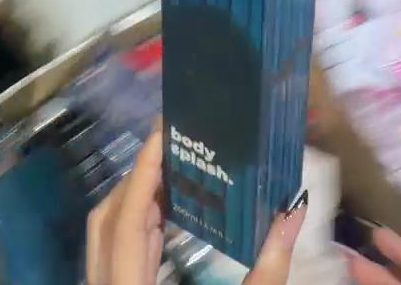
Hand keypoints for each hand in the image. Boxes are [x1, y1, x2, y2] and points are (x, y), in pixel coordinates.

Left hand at [85, 127, 311, 284]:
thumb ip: (267, 271)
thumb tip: (295, 211)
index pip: (127, 220)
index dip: (142, 171)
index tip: (163, 129)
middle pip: (107, 222)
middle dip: (137, 178)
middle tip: (174, 144)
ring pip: (105, 238)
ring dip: (136, 200)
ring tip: (174, 169)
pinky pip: (116, 256)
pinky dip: (138, 228)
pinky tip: (168, 216)